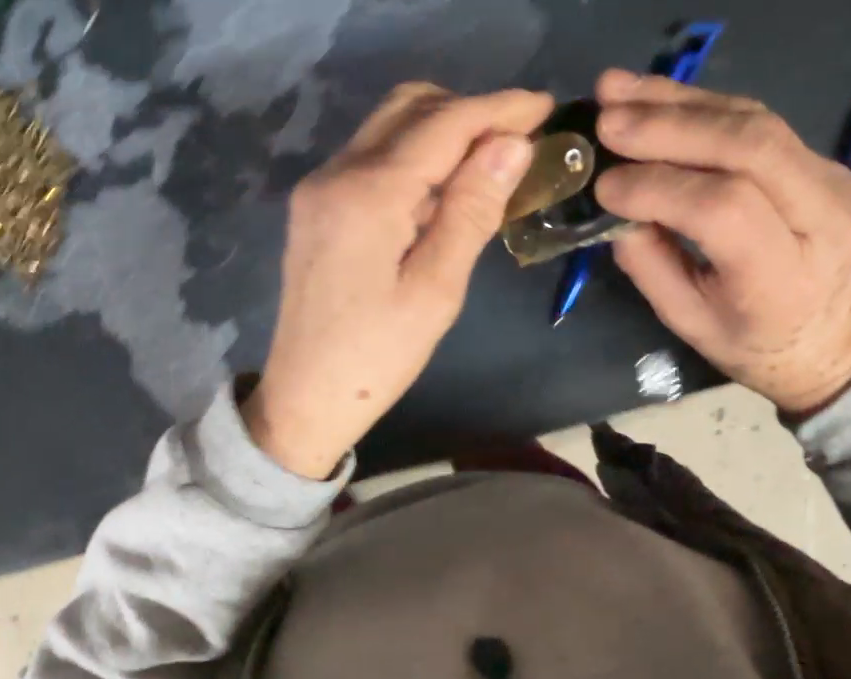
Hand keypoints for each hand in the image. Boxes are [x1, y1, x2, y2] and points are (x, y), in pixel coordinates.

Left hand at [244, 83, 552, 477]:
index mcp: (367, 192)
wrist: (304, 399)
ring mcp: (317, 191)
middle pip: (409, 108)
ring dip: (439, 134)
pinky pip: (369, 161)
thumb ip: (472, 210)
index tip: (546, 109)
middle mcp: (334, 174)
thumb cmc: (376, 359)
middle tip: (517, 142)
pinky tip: (440, 197)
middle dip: (467, 113)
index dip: (499, 109)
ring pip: (387, 129)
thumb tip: (512, 144)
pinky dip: (410, 161)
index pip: (443, 122)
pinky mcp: (314, 212)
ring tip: (486, 170)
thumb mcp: (436, 290)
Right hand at [591, 70, 850, 414]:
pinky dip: (701, 105)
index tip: (604, 185)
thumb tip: (614, 211)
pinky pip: (758, 121)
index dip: (660, 187)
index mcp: (783, 275)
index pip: (724, 208)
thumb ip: (651, 266)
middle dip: (670, 127)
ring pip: (755, 120)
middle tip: (606, 120)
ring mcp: (831, 178)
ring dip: (680, 102)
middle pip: (749, 147)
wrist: (828, 338)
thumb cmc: (748, 343)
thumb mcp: (688, 322)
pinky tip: (653, 97)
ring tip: (616, 91)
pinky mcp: (821, 159)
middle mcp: (823, 215)